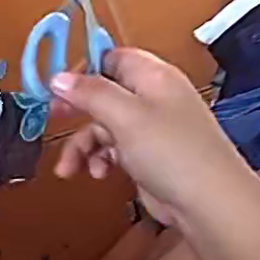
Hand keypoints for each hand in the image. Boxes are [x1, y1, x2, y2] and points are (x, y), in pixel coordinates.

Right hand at [49, 48, 255, 226]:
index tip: (58, 87)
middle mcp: (152, 99)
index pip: (113, 58)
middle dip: (78, 110)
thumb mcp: (125, 117)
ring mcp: (151, 129)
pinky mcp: (148, 157)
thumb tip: (58, 78)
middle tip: (54, 119)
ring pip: (104, 128)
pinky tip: (98, 174)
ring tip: (69, 168)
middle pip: (104, 95)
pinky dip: (100, 161)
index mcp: (153, 77)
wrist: (205, 201)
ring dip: (84, 146)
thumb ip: (91, 94)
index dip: (85, 69)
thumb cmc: (172, 152)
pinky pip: (114, 151)